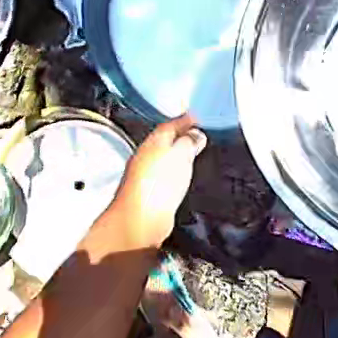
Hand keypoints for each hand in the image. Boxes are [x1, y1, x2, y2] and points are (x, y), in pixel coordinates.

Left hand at [108, 115, 207, 247]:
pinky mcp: (149, 191)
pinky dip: (174, 169)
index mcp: (154, 140)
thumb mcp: (181, 154)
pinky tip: (181, 174)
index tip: (197, 118)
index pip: (171, 124)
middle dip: (181, 135)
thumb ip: (189, 142)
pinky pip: (164, 173)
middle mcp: (147, 154)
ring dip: (177, 152)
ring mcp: (145, 174)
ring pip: (164, 156)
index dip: (185, 120)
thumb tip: (196, 135)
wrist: (140, 219)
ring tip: (192, 151)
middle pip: (165, 139)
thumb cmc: (158, 184)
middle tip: (196, 133)